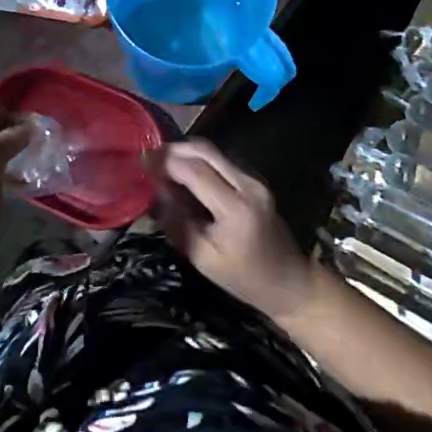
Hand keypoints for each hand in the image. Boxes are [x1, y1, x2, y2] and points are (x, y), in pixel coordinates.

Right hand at [150, 140, 317, 321]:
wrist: (291, 283)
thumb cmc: (246, 279)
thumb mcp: (203, 259)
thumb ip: (177, 223)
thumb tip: (155, 193)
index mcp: (236, 208)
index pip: (193, 171)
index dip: (164, 162)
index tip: (140, 160)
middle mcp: (248, 185)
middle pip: (204, 150)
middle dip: (172, 149)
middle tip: (148, 157)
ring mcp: (254, 179)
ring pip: (212, 151)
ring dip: (185, 152)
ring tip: (161, 163)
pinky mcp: (254, 179)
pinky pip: (220, 159)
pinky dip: (198, 159)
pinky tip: (183, 171)